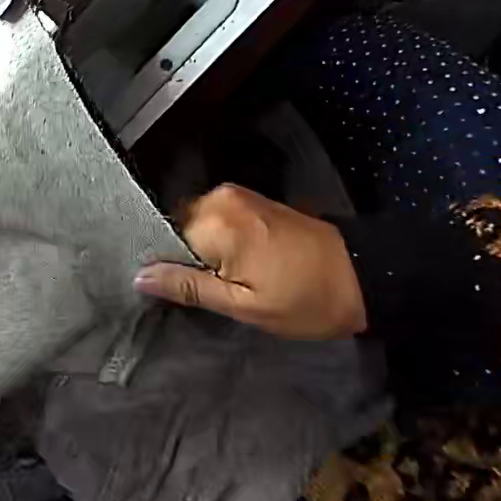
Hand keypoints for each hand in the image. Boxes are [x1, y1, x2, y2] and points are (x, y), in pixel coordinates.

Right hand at [135, 184, 367, 339]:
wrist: (362, 274)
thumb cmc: (304, 299)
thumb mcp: (245, 306)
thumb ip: (189, 287)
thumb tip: (139, 278)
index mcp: (215, 221)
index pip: (162, 240)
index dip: (165, 266)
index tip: (177, 290)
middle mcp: (219, 197)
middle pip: (176, 228)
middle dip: (184, 256)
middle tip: (208, 289)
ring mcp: (234, 194)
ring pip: (194, 223)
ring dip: (200, 249)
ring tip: (223, 278)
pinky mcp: (247, 198)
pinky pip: (213, 217)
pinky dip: (215, 239)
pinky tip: (234, 262)